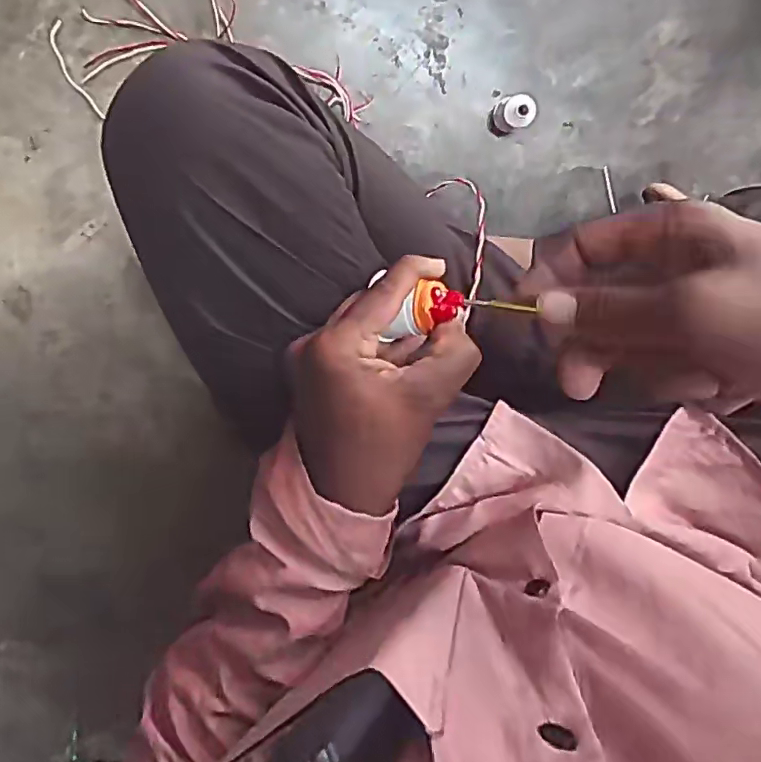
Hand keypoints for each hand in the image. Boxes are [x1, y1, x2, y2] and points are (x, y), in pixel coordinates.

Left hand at [289, 256, 482, 514]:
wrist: (341, 495)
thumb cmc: (383, 449)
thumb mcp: (429, 396)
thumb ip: (453, 349)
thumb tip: (454, 319)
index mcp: (335, 343)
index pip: (381, 290)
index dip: (416, 271)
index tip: (441, 266)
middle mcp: (313, 341)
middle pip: (370, 303)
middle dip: (408, 305)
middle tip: (440, 316)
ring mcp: (306, 356)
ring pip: (362, 322)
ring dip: (394, 327)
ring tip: (423, 344)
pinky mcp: (310, 370)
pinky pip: (352, 340)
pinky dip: (379, 344)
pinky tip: (401, 361)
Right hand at [517, 201, 760, 435]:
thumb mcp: (697, 312)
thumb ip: (610, 312)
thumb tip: (538, 308)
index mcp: (670, 233)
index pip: (581, 248)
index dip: (548, 282)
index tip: (528, 326)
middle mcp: (680, 266)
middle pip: (601, 301)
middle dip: (594, 342)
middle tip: (582, 384)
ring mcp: (704, 310)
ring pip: (637, 342)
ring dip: (653, 368)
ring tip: (703, 376)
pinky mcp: (728, 349)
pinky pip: (677, 368)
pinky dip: (691, 383)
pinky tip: (729, 386)